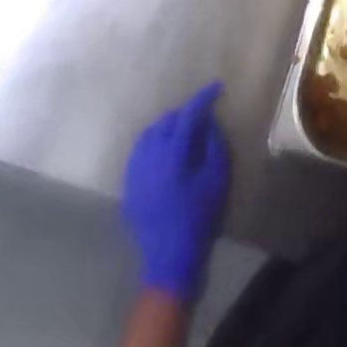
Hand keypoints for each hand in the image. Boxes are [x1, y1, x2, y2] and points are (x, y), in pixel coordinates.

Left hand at [121, 82, 230, 303]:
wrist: (169, 259)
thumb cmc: (199, 219)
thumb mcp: (217, 180)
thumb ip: (214, 145)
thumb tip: (209, 123)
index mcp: (173, 152)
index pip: (188, 114)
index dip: (203, 98)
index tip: (217, 87)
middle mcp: (149, 154)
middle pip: (167, 120)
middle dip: (186, 114)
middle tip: (204, 120)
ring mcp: (135, 168)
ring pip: (151, 133)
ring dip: (170, 128)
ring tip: (186, 135)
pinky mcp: (129, 182)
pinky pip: (142, 150)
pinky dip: (156, 144)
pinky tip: (168, 155)